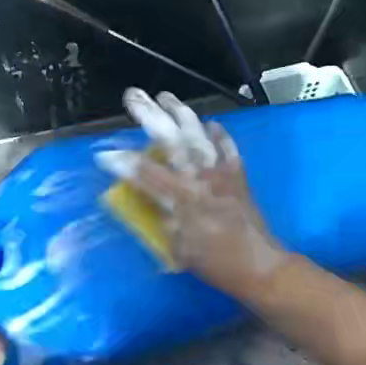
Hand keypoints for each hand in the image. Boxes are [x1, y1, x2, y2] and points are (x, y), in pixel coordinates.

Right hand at [95, 89, 291, 296]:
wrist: (262, 268)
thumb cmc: (217, 265)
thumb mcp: (180, 250)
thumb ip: (163, 221)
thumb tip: (148, 201)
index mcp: (183, 199)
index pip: (146, 174)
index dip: (123, 163)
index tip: (103, 154)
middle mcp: (201, 179)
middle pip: (172, 141)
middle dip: (151, 117)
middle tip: (134, 97)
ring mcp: (222, 175)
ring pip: (199, 136)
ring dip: (181, 114)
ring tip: (165, 96)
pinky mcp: (239, 178)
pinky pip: (229, 149)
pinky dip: (220, 135)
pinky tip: (210, 122)